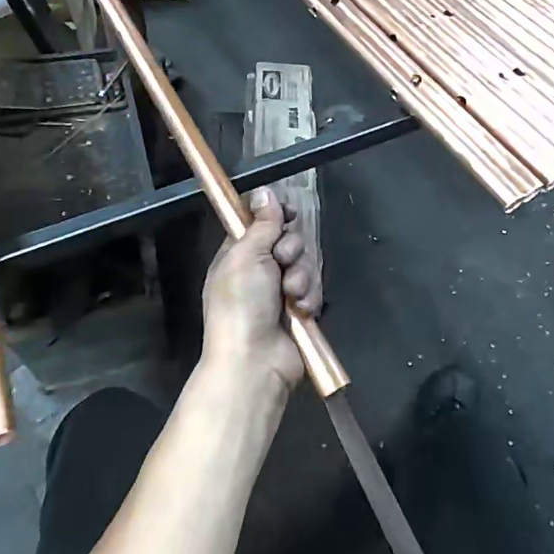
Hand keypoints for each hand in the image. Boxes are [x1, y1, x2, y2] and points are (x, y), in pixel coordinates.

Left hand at [201, 189, 319, 391]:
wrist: (255, 360)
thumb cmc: (241, 304)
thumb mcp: (246, 256)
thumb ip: (261, 224)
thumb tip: (265, 193)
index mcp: (238, 255)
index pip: (261, 224)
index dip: (276, 217)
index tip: (288, 214)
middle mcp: (259, 271)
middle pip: (288, 242)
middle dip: (291, 250)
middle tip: (282, 262)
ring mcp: (280, 292)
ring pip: (305, 265)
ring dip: (301, 277)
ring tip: (290, 296)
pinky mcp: (299, 310)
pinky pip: (314, 290)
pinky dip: (310, 298)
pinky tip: (301, 310)